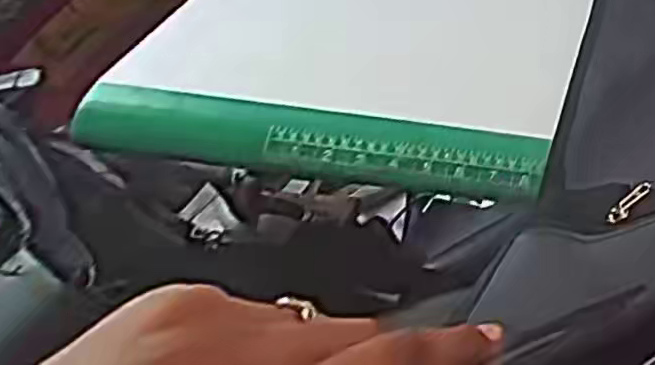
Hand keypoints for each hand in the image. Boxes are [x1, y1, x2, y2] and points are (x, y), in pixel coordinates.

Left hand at [46, 285, 502, 364]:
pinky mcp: (164, 296)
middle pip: (356, 326)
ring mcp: (192, 307)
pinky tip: (239, 363)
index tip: (490, 336)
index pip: (387, 348)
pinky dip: (261, 335)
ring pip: (309, 312)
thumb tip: (403, 353)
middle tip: (401, 358)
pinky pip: (256, 304)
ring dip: (316, 345)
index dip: (451, 344)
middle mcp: (226, 332)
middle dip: (378, 349)